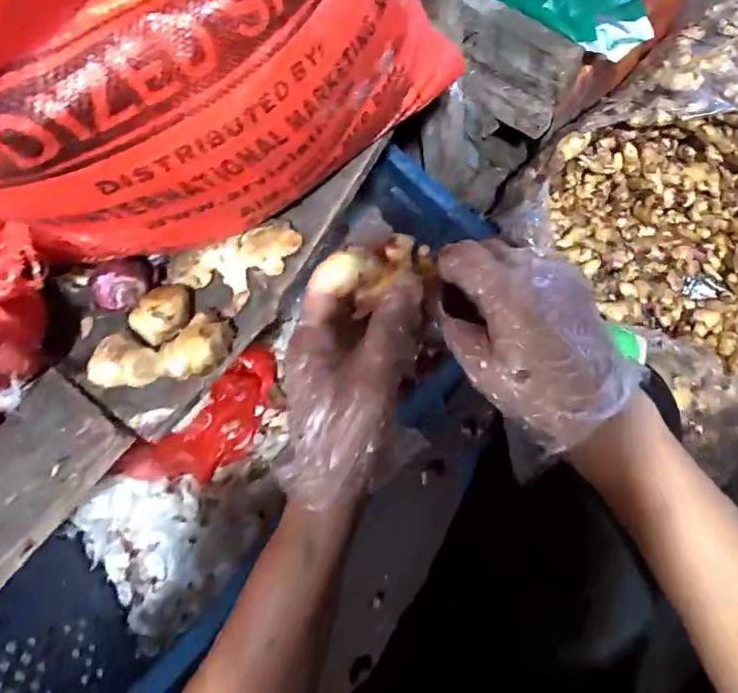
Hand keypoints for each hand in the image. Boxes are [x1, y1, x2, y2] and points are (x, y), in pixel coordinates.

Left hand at [275, 268, 419, 508]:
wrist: (335, 491)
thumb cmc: (346, 430)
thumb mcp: (372, 374)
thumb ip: (390, 323)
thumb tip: (409, 277)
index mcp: (312, 335)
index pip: (329, 279)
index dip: (360, 259)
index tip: (395, 246)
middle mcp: (320, 339)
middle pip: (349, 294)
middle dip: (382, 277)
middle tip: (419, 264)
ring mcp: (337, 356)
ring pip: (364, 315)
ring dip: (392, 301)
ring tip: (425, 289)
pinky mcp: (353, 372)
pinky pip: (373, 337)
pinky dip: (395, 326)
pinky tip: (420, 323)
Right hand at [434, 240, 640, 453]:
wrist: (596, 402)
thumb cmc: (536, 392)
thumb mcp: (483, 371)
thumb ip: (456, 330)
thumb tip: (441, 304)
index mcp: (506, 291)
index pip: (462, 253)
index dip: (445, 265)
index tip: (439, 284)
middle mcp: (531, 268)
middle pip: (486, 245)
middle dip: (467, 263)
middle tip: (462, 294)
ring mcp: (556, 267)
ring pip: (511, 249)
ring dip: (494, 265)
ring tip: (491, 299)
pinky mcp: (572, 275)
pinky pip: (534, 259)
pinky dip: (518, 271)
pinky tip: (520, 301)